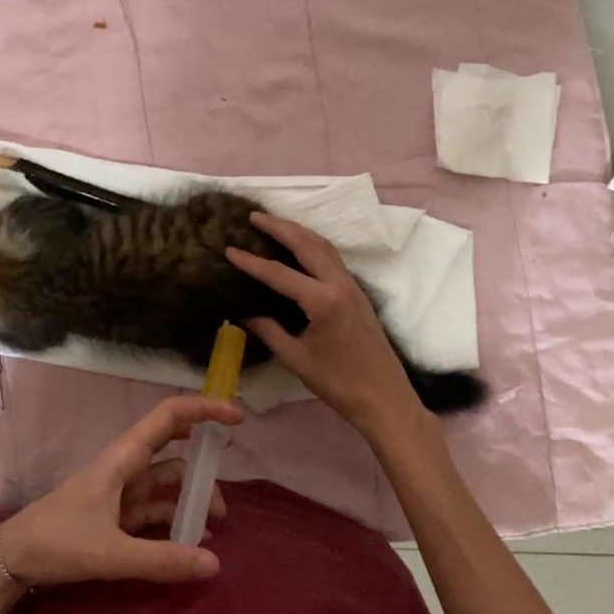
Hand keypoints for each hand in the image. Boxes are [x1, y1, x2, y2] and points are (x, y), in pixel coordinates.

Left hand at [0, 396, 239, 586]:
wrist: (11, 560)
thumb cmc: (56, 542)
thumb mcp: (109, 554)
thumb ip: (161, 560)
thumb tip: (215, 563)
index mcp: (121, 459)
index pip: (168, 418)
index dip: (203, 410)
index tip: (236, 419)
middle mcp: (123, 469)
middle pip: (173, 456)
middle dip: (202, 475)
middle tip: (224, 509)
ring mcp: (118, 494)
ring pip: (165, 487)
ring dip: (189, 503)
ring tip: (212, 533)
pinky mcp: (113, 518)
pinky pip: (153, 512)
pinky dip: (174, 523)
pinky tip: (190, 545)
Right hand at [227, 211, 426, 433]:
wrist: (385, 398)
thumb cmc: (338, 383)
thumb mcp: (296, 359)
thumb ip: (269, 331)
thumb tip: (245, 313)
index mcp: (323, 301)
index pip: (279, 273)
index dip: (251, 262)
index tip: (229, 250)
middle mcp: (339, 285)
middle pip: (307, 244)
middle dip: (279, 227)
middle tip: (253, 215)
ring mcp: (352, 287)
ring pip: (323, 246)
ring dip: (298, 231)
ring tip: (274, 222)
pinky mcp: (357, 294)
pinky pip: (333, 258)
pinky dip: (313, 245)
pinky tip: (300, 247)